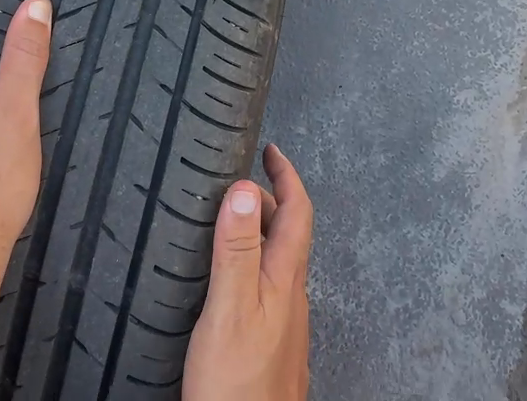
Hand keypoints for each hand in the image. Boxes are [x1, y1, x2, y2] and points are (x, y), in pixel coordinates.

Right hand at [183, 144, 312, 400]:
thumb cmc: (235, 385)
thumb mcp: (230, 308)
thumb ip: (237, 250)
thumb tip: (245, 188)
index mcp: (285, 279)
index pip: (297, 212)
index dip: (287, 176)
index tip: (271, 150)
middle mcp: (292, 296)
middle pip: (289, 232)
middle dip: (270, 197)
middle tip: (238, 181)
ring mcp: (285, 321)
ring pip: (279, 258)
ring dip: (260, 228)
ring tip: (228, 219)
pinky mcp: (272, 342)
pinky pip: (268, 283)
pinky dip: (252, 259)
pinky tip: (229, 274)